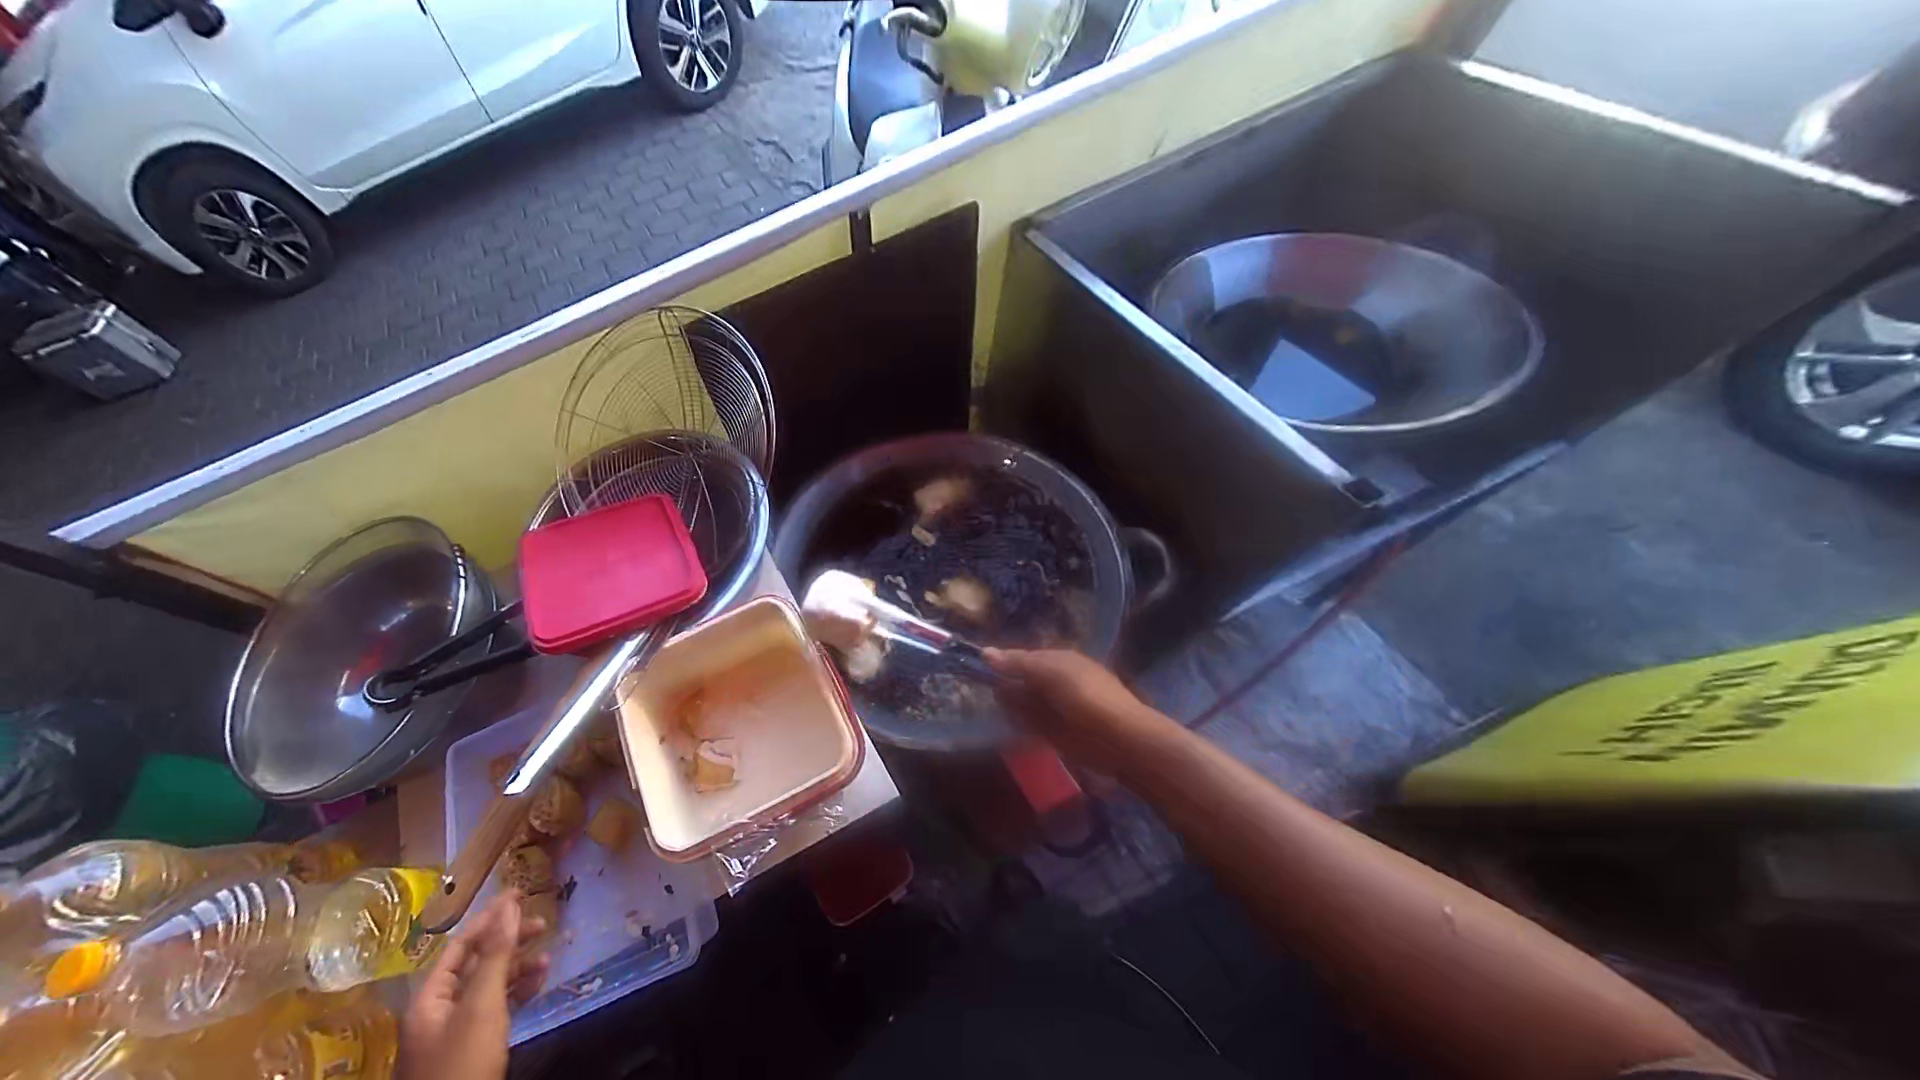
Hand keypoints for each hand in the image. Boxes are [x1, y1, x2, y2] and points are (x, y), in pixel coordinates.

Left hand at [397, 891, 550, 1079]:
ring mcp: (455, 1029)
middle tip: (542, 922)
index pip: (461, 944)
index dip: (490, 916)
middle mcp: (439, 1008)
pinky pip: (498, 1005)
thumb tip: (508, 905)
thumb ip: (497, 953)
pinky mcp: (474, 1045)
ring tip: (547, 954)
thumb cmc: (463, 1062)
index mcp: (430, 997)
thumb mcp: (482, 1004)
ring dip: (518, 965)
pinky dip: (519, 990)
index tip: (520, 891)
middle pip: (476, 962)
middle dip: (509, 940)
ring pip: (490, 983)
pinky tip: (540, 980)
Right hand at [984, 648, 1177, 776]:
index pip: (1024, 657)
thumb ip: (1018, 663)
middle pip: (1021, 680)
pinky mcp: (1055, 733)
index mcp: (1059, 660)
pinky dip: (1017, 723)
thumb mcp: (1049, 671)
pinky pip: (1029, 724)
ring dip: (1008, 704)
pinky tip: (1006, 722)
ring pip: (1023, 702)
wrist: (1119, 738)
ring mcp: (1055, 708)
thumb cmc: (1086, 695)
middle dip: (1003, 683)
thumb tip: (986, 653)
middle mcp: (1056, 681)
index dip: (1002, 661)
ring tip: (989, 706)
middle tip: (977, 686)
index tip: (977, 666)